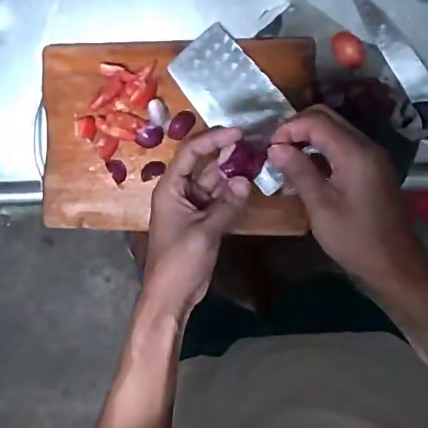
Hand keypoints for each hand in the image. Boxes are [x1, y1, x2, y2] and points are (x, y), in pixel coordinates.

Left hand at [139, 126, 252, 318]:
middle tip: (253, 143)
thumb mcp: (205, 231)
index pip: (190, 152)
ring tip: (256, 158)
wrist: (171, 295)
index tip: (237, 132)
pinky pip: (219, 199)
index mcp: (171, 188)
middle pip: (203, 164)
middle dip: (226, 153)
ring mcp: (192, 206)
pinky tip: (250, 183)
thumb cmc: (180, 262)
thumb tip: (246, 179)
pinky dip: (233, 192)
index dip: (213, 139)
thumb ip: (227, 205)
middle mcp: (180, 192)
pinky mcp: (203, 220)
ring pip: (214, 181)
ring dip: (232, 171)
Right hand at [269, 106, 427, 291]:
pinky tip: (306, 171)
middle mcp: (367, 146)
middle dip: (297, 128)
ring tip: (285, 161)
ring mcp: (372, 157)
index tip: (269, 149)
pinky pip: (343, 147)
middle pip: (327, 118)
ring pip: (335, 131)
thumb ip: (299, 171)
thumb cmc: (355, 239)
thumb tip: (275, 147)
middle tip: (275, 151)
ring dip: (309, 138)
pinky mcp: (372, 169)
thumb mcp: (321, 207)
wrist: (395, 265)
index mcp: (355, 153)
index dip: (288, 128)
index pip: (317, 121)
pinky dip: (322, 151)